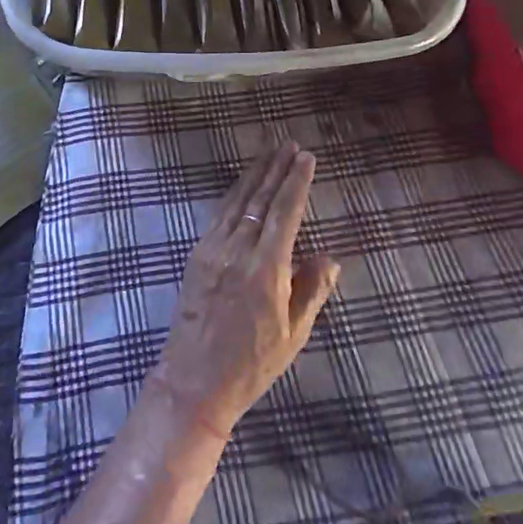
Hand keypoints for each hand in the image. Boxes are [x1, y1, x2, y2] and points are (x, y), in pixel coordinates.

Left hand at [146, 141, 338, 436]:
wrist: (194, 379)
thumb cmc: (251, 364)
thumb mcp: (292, 333)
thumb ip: (311, 290)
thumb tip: (328, 257)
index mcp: (266, 268)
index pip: (285, 213)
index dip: (297, 182)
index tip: (306, 157)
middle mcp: (237, 250)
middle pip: (259, 200)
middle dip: (276, 169)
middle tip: (289, 144)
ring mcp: (212, 250)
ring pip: (236, 203)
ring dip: (253, 176)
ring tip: (268, 154)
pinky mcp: (196, 256)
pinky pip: (218, 216)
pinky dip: (232, 196)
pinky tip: (239, 187)